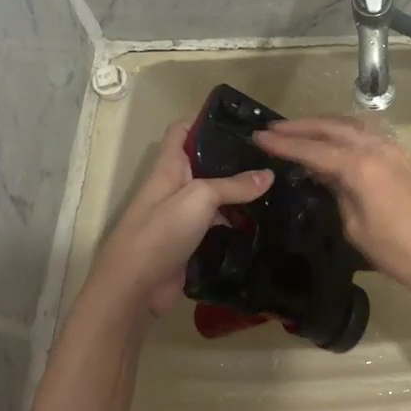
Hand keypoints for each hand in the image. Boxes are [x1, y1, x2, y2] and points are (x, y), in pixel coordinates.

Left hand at [89, 120, 272, 318]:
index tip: (240, 121)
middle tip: (271, 156)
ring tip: (276, 188)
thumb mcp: (199, 197)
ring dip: (240, 195)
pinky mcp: (190, 244)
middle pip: (206, 164)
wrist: (134, 290)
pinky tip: (263, 222)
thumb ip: (234, 185)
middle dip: (235, 159)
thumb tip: (269, 175)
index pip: (183, 130)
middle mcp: (175, 187)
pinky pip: (218, 226)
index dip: (206, 120)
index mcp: (169, 167)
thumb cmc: (160, 232)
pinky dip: (237, 224)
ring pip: (216, 197)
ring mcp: (182, 217)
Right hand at [255, 117, 410, 308]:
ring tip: (298, 131)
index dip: (284, 143)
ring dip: (324, 124)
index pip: (313, 149)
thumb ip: (337, 194)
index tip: (259, 137)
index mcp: (360, 166)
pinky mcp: (402, 158)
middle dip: (301, 126)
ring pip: (351, 125)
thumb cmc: (399, 252)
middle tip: (273, 130)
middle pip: (332, 127)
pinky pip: (367, 134)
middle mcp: (376, 148)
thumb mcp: (356, 228)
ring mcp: (393, 149)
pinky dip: (345, 131)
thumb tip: (325, 176)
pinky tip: (334, 141)